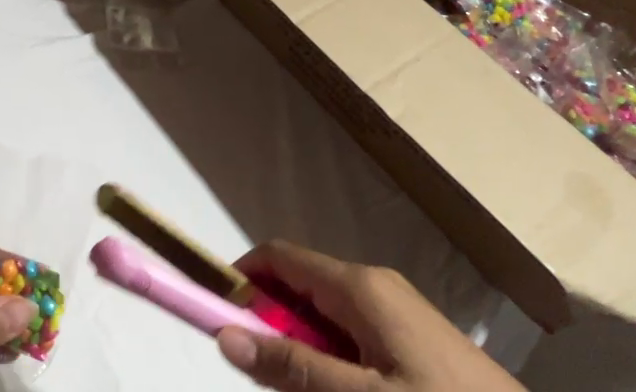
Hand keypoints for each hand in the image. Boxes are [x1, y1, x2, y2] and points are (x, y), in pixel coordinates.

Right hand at [215, 241, 524, 391]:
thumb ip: (293, 370)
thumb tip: (223, 336)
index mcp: (359, 286)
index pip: (276, 257)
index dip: (239, 281)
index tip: (219, 322)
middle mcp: (375, 285)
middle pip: (298, 288)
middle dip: (273, 327)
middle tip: (270, 378)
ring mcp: (399, 311)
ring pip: (324, 317)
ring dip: (304, 350)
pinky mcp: (416, 339)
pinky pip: (353, 335)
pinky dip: (335, 360)